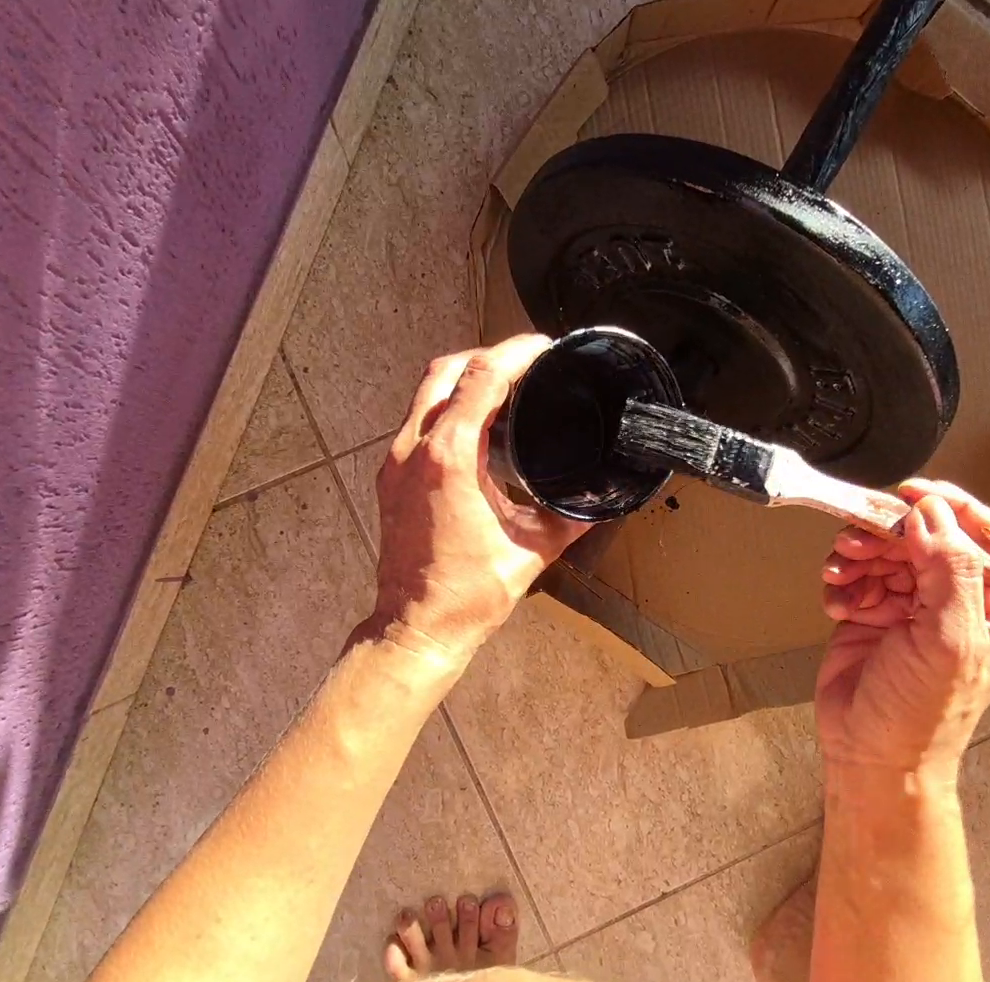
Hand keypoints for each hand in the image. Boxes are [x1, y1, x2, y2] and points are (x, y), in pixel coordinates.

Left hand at [369, 335, 590, 658]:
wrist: (417, 626)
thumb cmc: (466, 595)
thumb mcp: (532, 551)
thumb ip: (570, 519)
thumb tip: (598, 501)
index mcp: (450, 459)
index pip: (481, 378)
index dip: (515, 353)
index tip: (542, 348)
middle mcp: (415, 451)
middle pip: (445, 370)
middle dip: (486, 356)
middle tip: (524, 363)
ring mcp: (396, 463)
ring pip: (424, 393)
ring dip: (462, 379)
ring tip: (503, 387)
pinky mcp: (391, 478)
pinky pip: (416, 421)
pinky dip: (445, 408)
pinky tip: (475, 425)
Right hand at [813, 479, 989, 777]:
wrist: (870, 754)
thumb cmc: (922, 716)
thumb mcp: (949, 643)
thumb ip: (949, 573)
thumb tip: (932, 515)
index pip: (984, 537)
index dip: (950, 510)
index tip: (914, 493)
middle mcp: (958, 599)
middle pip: (925, 537)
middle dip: (888, 535)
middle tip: (858, 541)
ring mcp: (913, 604)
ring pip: (887, 551)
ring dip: (859, 555)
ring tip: (841, 572)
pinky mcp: (874, 611)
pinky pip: (858, 574)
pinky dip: (842, 581)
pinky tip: (838, 602)